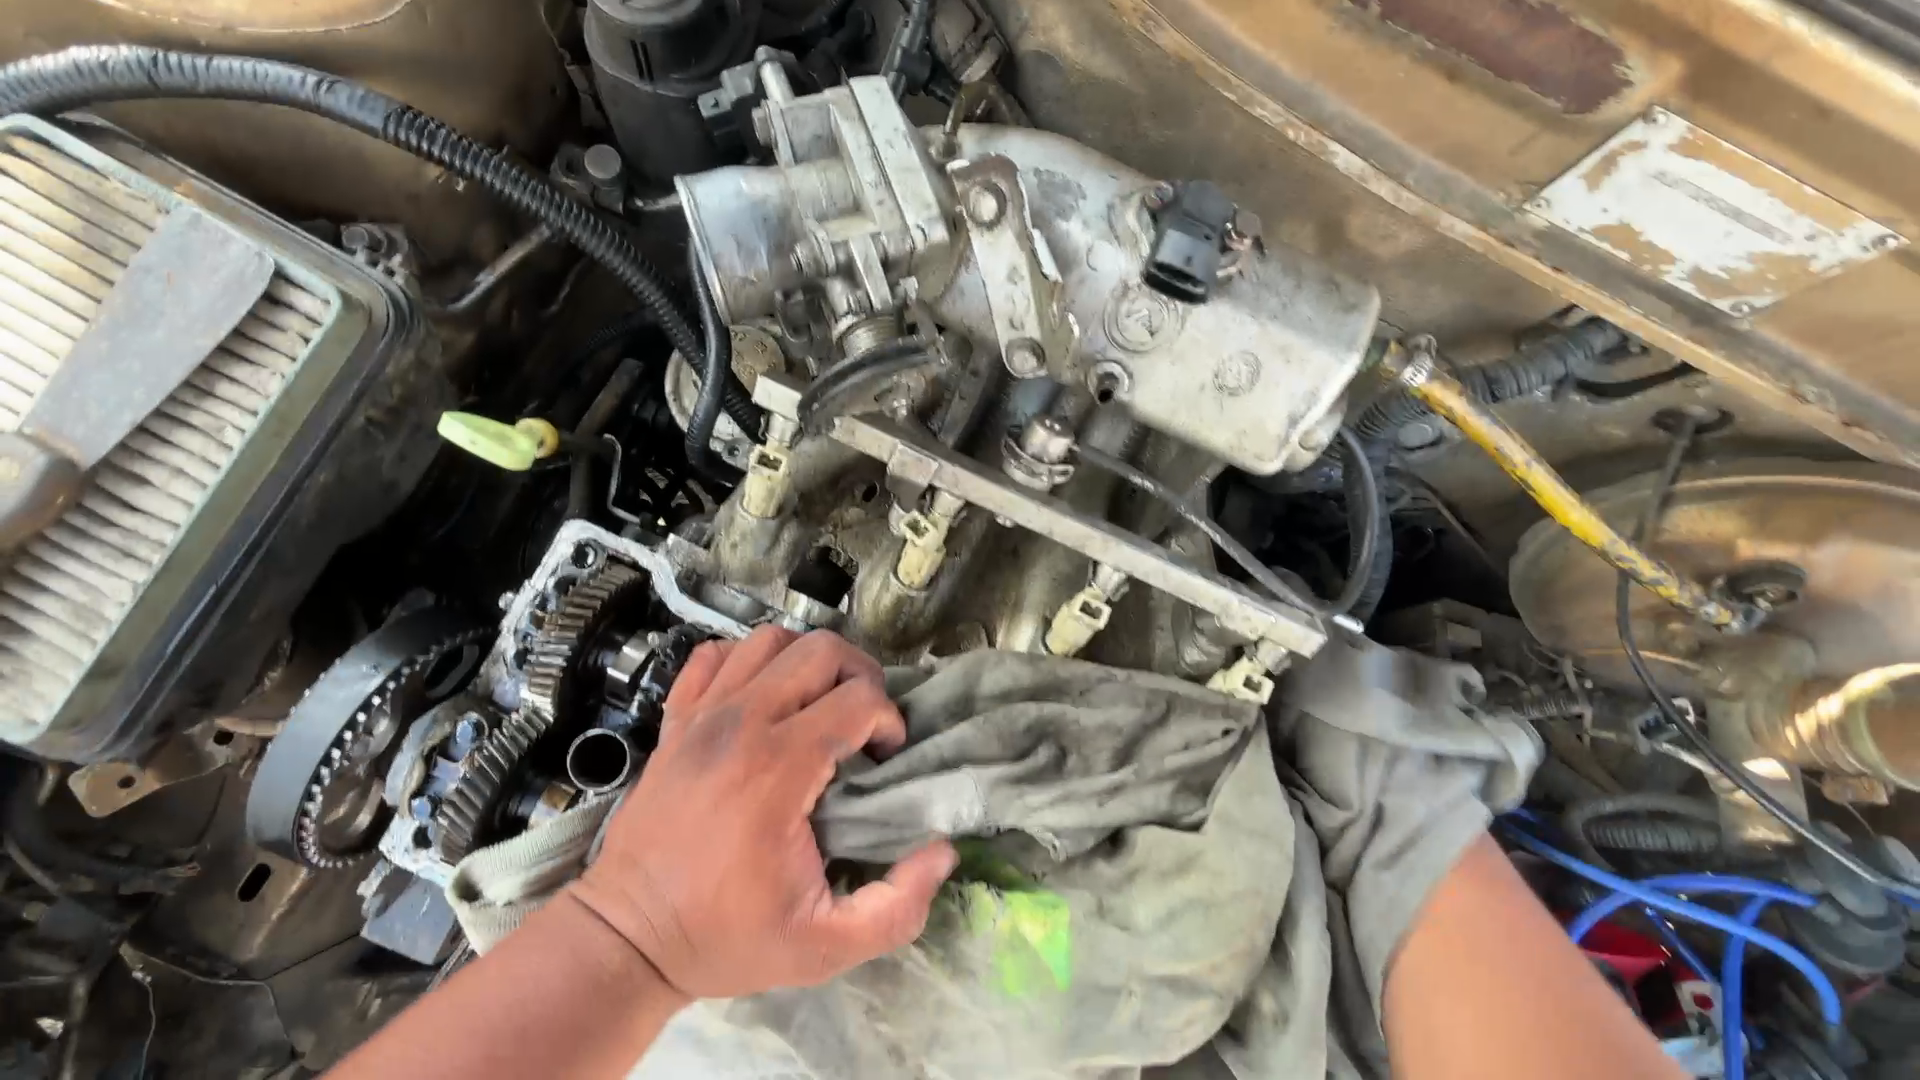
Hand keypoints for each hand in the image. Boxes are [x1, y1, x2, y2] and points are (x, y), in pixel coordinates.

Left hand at [570, 626, 957, 1000]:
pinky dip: (747, 659)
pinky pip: (714, 655)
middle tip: (865, 720)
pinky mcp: (674, 719)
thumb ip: (896, 908)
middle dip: (860, 676)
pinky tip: (762, 694)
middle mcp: (740, 724)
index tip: (887, 756)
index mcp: (779, 769)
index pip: (858, 700)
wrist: (627, 939)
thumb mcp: (824, 946)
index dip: (889, 720)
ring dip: (808, 661)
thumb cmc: (726, 938)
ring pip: (771, 640)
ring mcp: (701, 715)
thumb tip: (942, 852)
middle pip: (820, 651)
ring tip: (820, 702)